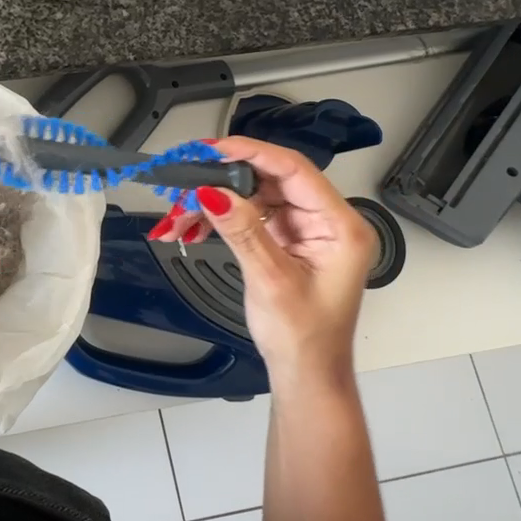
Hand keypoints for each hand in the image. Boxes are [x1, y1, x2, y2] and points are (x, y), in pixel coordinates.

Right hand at [151, 137, 374, 384]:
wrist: (306, 372)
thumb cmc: (303, 336)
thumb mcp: (271, 280)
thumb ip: (242, 231)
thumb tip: (212, 192)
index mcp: (340, 227)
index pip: (295, 171)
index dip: (253, 153)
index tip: (214, 148)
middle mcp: (326, 221)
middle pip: (271, 179)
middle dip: (225, 177)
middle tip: (186, 175)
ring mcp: (306, 229)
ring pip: (254, 194)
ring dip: (216, 199)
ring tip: (180, 211)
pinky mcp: (286, 238)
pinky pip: (249, 213)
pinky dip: (220, 216)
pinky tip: (193, 224)